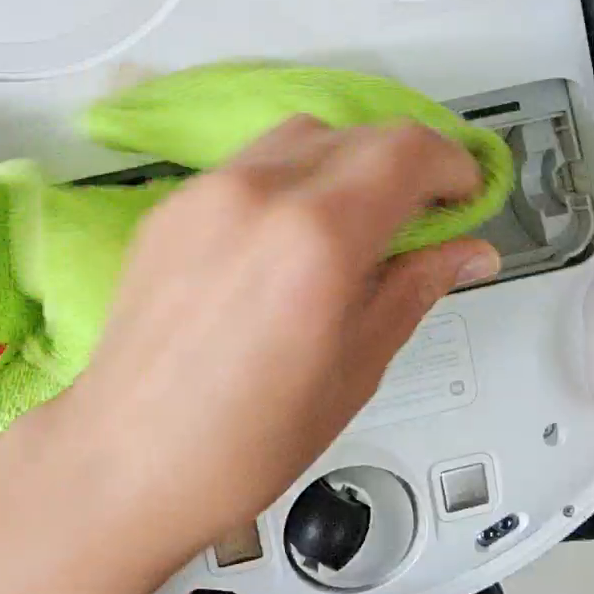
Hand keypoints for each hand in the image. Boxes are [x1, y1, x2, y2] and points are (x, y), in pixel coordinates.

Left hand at [52, 115, 499, 557]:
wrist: (127, 458)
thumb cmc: (247, 440)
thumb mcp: (356, 368)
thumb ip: (414, 288)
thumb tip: (466, 252)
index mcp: (315, 237)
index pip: (406, 150)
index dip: (450, 164)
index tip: (463, 198)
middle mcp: (256, 194)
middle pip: (357, 135)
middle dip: (404, 164)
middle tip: (419, 218)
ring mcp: (204, 194)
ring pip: (299, 137)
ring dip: (345, 163)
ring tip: (354, 224)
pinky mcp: (170, 208)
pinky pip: (247, 166)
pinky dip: (288, 179)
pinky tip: (287, 235)